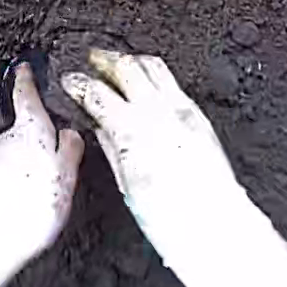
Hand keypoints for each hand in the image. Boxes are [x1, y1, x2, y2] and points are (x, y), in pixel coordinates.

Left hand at [0, 64, 84, 284]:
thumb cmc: (26, 211)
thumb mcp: (65, 177)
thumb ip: (70, 150)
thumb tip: (71, 133)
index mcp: (28, 130)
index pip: (27, 95)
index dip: (27, 79)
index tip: (25, 67)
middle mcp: (6, 139)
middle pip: (27, 128)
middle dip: (40, 136)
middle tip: (58, 159)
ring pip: (18, 153)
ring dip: (30, 164)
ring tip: (43, 195)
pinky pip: (8, 174)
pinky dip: (18, 182)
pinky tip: (25, 207)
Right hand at [61, 49, 277, 286]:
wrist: (218, 228)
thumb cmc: (173, 220)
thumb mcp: (128, 186)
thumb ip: (111, 148)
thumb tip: (99, 126)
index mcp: (132, 132)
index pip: (96, 93)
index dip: (78, 82)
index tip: (69, 80)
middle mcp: (156, 112)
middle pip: (125, 66)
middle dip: (104, 58)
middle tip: (91, 58)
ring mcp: (180, 109)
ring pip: (152, 65)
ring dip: (131, 59)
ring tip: (118, 61)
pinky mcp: (197, 113)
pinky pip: (171, 80)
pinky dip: (153, 73)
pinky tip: (147, 80)